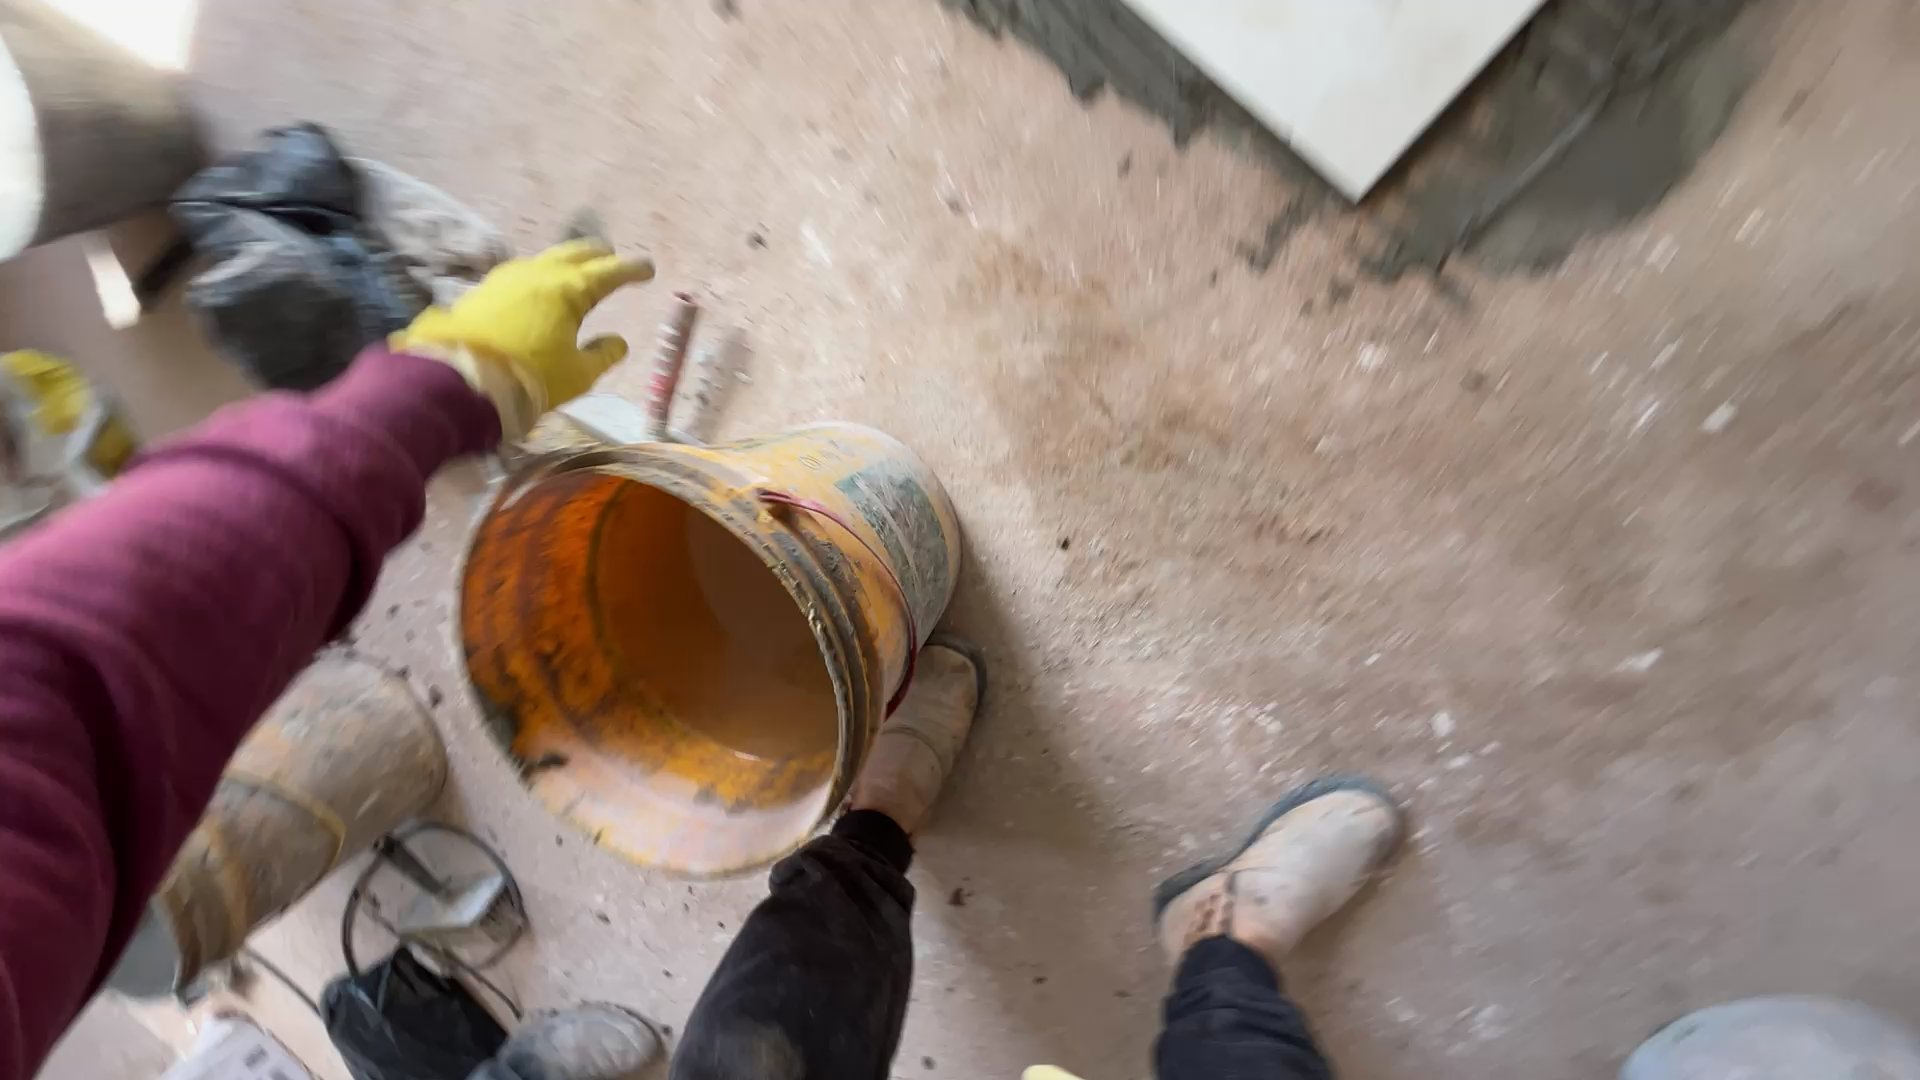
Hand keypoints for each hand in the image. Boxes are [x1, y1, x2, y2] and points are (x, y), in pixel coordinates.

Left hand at [392, 240, 653, 435]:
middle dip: (598, 255)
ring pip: (547, 259)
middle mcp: (540, 274)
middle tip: (613, 257)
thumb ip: (603, 354)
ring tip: (580, 271)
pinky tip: (544, 287)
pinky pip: (525, 273)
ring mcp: (509, 277)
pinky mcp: (488, 289)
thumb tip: (617, 342)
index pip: (609, 272)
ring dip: (568, 262)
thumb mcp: (579, 373)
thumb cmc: (532, 375)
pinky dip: (544, 275)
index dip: (631, 270)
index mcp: (569, 290)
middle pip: (575, 254)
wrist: (462, 377)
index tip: (648, 269)